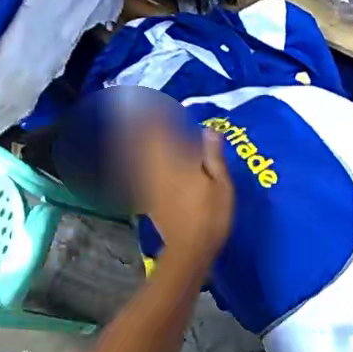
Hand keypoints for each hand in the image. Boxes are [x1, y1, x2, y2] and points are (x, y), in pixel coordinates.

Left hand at [130, 115, 233, 269]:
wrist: (190, 250)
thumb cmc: (211, 216)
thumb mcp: (221, 185)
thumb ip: (212, 156)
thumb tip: (209, 129)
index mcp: (175, 162)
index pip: (159, 132)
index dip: (154, 115)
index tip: (151, 101)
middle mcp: (157, 169)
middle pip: (142, 142)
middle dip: (137, 125)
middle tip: (133, 108)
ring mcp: (149, 185)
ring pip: (136, 157)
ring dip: (132, 141)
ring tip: (131, 127)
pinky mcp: (147, 198)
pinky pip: (137, 173)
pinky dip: (133, 161)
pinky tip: (136, 158)